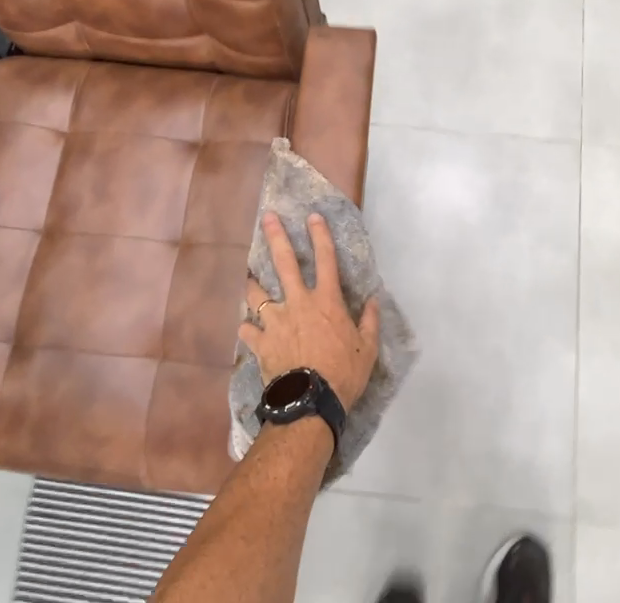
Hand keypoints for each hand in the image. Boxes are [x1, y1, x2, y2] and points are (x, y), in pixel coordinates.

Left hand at [242, 211, 380, 411]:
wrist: (310, 403)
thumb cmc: (343, 374)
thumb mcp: (367, 349)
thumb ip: (370, 321)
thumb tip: (373, 299)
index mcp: (326, 301)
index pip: (326, 259)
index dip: (320, 235)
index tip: (312, 216)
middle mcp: (298, 303)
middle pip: (285, 263)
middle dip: (276, 237)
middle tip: (267, 218)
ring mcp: (276, 321)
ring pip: (257, 293)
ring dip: (251, 283)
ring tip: (248, 277)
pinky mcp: (261, 342)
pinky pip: (248, 330)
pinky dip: (247, 328)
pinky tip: (246, 328)